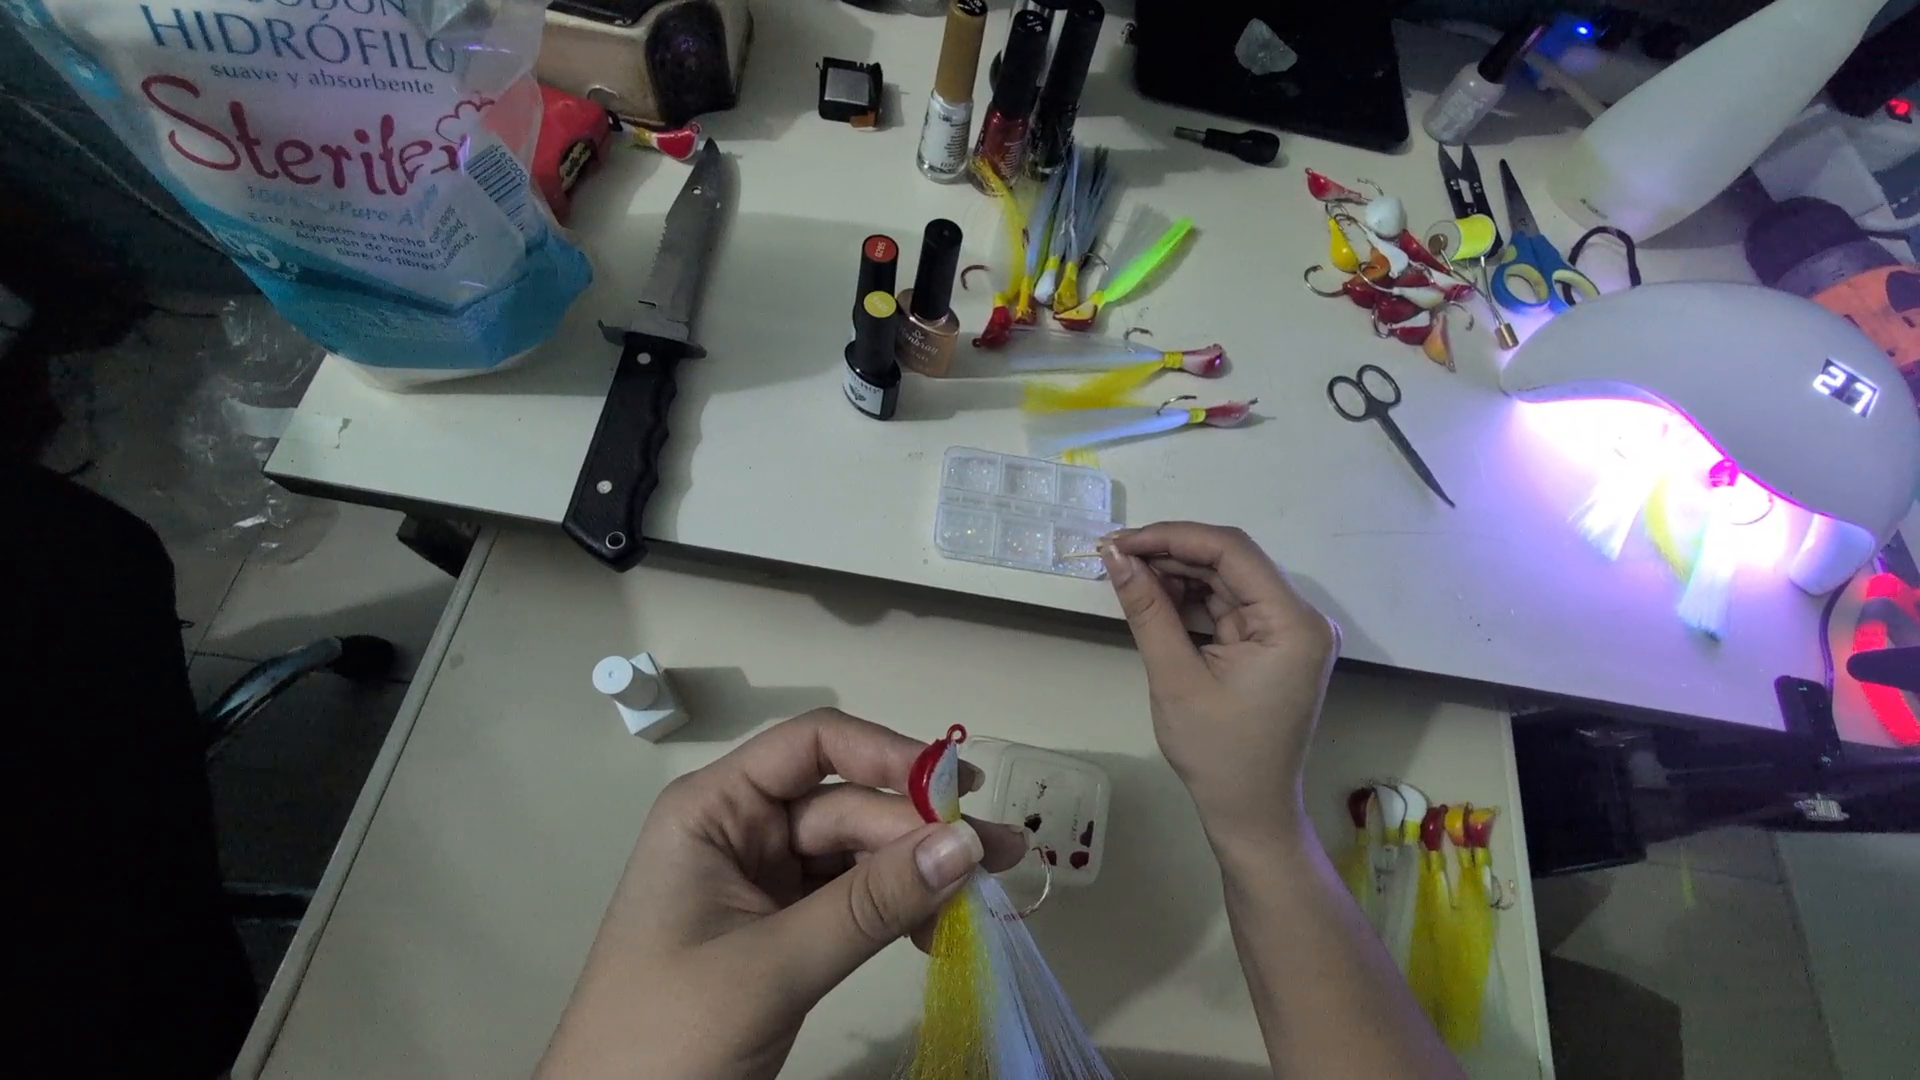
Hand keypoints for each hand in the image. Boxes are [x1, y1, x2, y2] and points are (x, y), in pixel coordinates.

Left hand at [537, 709, 1025, 1079]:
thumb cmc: (665, 1040)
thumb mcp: (772, 966)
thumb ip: (871, 903)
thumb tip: (966, 843)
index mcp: (716, 807)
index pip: (812, 746)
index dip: (885, 753)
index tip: (955, 785)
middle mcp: (745, 826)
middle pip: (849, 803)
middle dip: (920, 829)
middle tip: (1001, 852)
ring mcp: (768, 876)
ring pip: (861, 850)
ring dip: (921, 870)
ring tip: (991, 888)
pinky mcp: (787, 922)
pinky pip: (858, 896)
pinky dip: (900, 908)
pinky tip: (941, 927)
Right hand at [1100, 523, 1338, 845]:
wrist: (1249, 812)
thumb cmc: (1216, 752)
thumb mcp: (1174, 676)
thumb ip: (1146, 609)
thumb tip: (1114, 556)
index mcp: (1292, 623)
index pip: (1232, 551)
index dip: (1172, 537)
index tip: (1120, 543)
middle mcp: (1300, 617)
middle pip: (1231, 562)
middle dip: (1170, 554)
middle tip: (1114, 557)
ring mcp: (1288, 631)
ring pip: (1226, 580)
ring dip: (1176, 574)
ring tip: (1126, 575)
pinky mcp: (1272, 644)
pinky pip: (1227, 606)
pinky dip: (1189, 599)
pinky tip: (1153, 596)